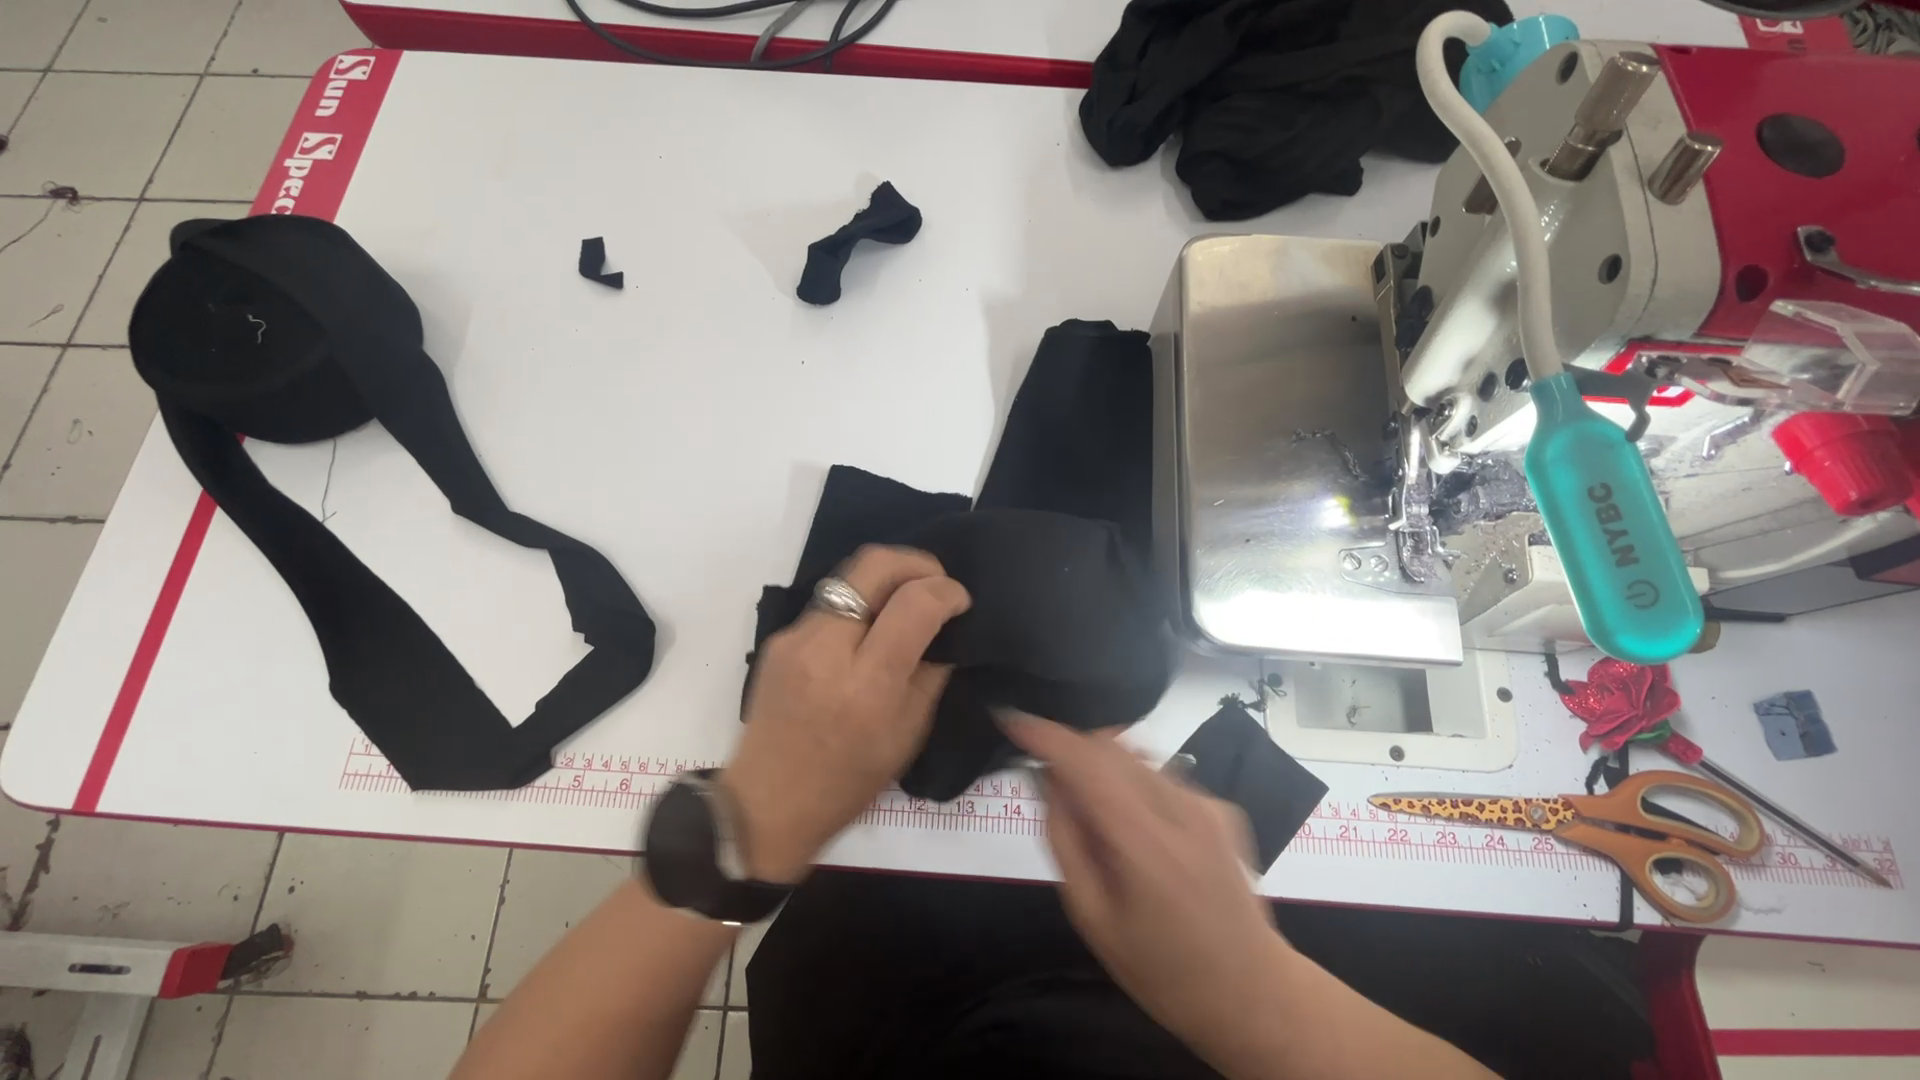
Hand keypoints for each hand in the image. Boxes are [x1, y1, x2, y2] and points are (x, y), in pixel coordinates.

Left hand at [725, 546, 970, 883]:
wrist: (766, 803)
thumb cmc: (847, 782)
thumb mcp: (908, 734)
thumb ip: (931, 673)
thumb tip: (946, 628)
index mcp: (867, 683)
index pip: (914, 603)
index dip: (947, 591)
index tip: (960, 601)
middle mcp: (827, 648)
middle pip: (874, 563)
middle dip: (917, 561)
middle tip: (937, 581)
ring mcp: (796, 638)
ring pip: (848, 576)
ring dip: (887, 579)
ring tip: (907, 602)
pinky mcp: (780, 640)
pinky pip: (829, 604)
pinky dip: (859, 605)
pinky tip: (869, 632)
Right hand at [1003, 712, 1292, 1061]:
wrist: (1251, 994)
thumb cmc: (1161, 970)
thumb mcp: (1092, 916)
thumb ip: (1066, 840)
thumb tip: (1047, 781)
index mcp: (1146, 843)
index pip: (1087, 763)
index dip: (1046, 735)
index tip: (1013, 722)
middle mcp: (1182, 809)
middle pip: (1112, 748)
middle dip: (1071, 749)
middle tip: (1047, 783)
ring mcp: (1208, 804)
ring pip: (1136, 756)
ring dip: (1101, 766)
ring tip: (1092, 816)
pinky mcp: (1221, 809)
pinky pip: (1161, 776)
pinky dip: (1133, 784)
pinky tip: (1133, 829)